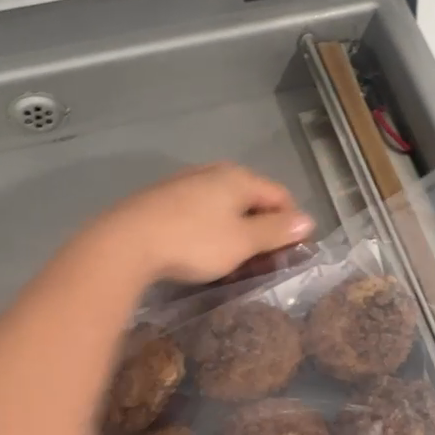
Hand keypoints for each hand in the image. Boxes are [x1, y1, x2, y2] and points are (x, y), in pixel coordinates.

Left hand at [95, 163, 315, 283]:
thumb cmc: (194, 242)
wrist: (126, 243)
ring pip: (224, 207)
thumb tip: (308, 220)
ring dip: (236, 232)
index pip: (280, 195)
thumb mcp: (242, 241)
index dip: (292, 223)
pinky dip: (211, 231)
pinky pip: (200, 213)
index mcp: (238, 178)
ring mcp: (185, 184)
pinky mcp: (162, 200)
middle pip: (251, 200)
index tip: (291, 253)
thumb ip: (276, 231)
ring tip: (233, 261)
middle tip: (263, 262)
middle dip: (262, 229)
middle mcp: (213, 173)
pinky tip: (202, 253)